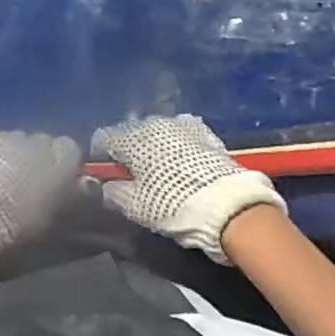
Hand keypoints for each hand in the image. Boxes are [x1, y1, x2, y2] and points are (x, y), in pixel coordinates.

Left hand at [0, 131, 83, 257]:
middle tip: (31, 177)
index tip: (59, 176)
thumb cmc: (19, 228)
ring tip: (5, 172)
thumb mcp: (57, 219)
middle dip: (40, 155)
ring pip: (17, 140)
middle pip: (42, 141)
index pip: (70, 149)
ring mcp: (5, 140)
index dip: (65, 161)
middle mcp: (35, 146)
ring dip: (16, 152)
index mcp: (60, 166)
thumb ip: (75, 198)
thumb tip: (88, 186)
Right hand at [91, 114, 286, 263]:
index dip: (101, 157)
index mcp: (129, 138)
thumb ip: (113, 191)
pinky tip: (183, 163)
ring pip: (156, 133)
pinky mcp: (208, 136)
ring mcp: (182, 127)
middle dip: (128, 150)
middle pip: (129, 133)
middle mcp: (153, 125)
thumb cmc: (173, 204)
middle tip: (134, 175)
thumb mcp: (134, 205)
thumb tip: (107, 185)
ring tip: (160, 169)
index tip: (107, 175)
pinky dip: (177, 145)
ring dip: (153, 147)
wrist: (233, 209)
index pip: (102, 139)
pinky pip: (182, 135)